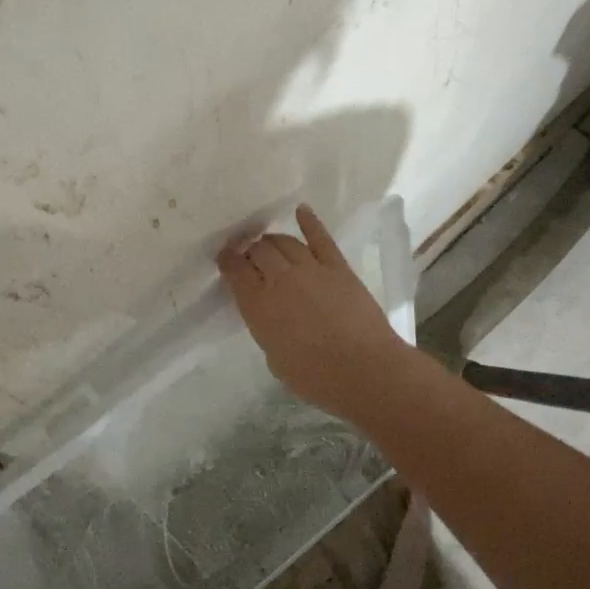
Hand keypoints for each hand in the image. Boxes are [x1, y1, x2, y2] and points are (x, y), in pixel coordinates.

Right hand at [218, 204, 412, 419]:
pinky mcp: (338, 266)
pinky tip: (301, 210)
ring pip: (285, 242)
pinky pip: (320, 238)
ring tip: (268, 242)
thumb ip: (266, 327)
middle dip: (249, 249)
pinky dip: (309, 221)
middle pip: (258, 250)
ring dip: (273, 240)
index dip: (227, 260)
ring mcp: (311, 269)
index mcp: (259, 306)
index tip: (224, 256)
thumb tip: (269, 311)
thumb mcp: (275, 357)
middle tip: (249, 252)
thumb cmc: (316, 378)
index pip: (235, 271)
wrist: (365, 370)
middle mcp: (280, 280)